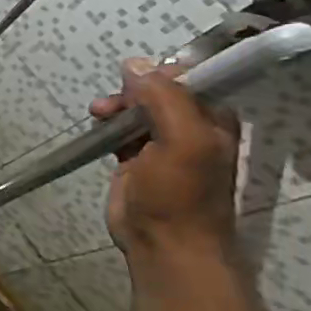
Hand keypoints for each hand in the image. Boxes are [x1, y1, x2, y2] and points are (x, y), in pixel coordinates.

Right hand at [90, 61, 239, 257]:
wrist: (164, 245)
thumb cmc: (180, 194)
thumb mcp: (182, 140)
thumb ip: (163, 98)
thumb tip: (133, 64)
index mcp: (212, 119)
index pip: (189, 78)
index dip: (160, 73)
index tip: (135, 80)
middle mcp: (190, 127)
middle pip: (157, 91)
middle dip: (132, 90)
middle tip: (113, 102)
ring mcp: (161, 144)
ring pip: (136, 109)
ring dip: (116, 106)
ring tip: (99, 114)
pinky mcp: (135, 160)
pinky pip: (121, 130)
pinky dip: (108, 125)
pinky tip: (98, 128)